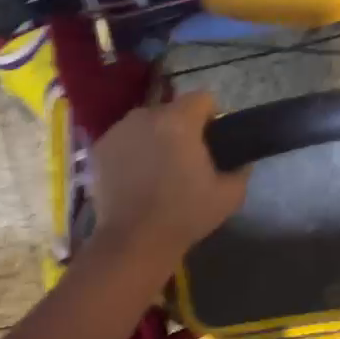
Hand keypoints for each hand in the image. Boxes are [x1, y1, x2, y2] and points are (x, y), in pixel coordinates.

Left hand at [87, 93, 247, 256]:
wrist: (134, 240)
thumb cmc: (186, 215)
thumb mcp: (229, 196)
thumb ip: (240, 172)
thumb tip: (241, 163)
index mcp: (179, 121)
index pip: (202, 97)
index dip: (212, 115)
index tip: (214, 139)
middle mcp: (145, 116)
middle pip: (171, 110)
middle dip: (181, 127)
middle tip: (187, 158)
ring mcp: (117, 131)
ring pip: (145, 124)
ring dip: (155, 137)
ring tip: (158, 168)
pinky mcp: (98, 149)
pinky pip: (124, 140)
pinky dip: (132, 151)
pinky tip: (136, 178)